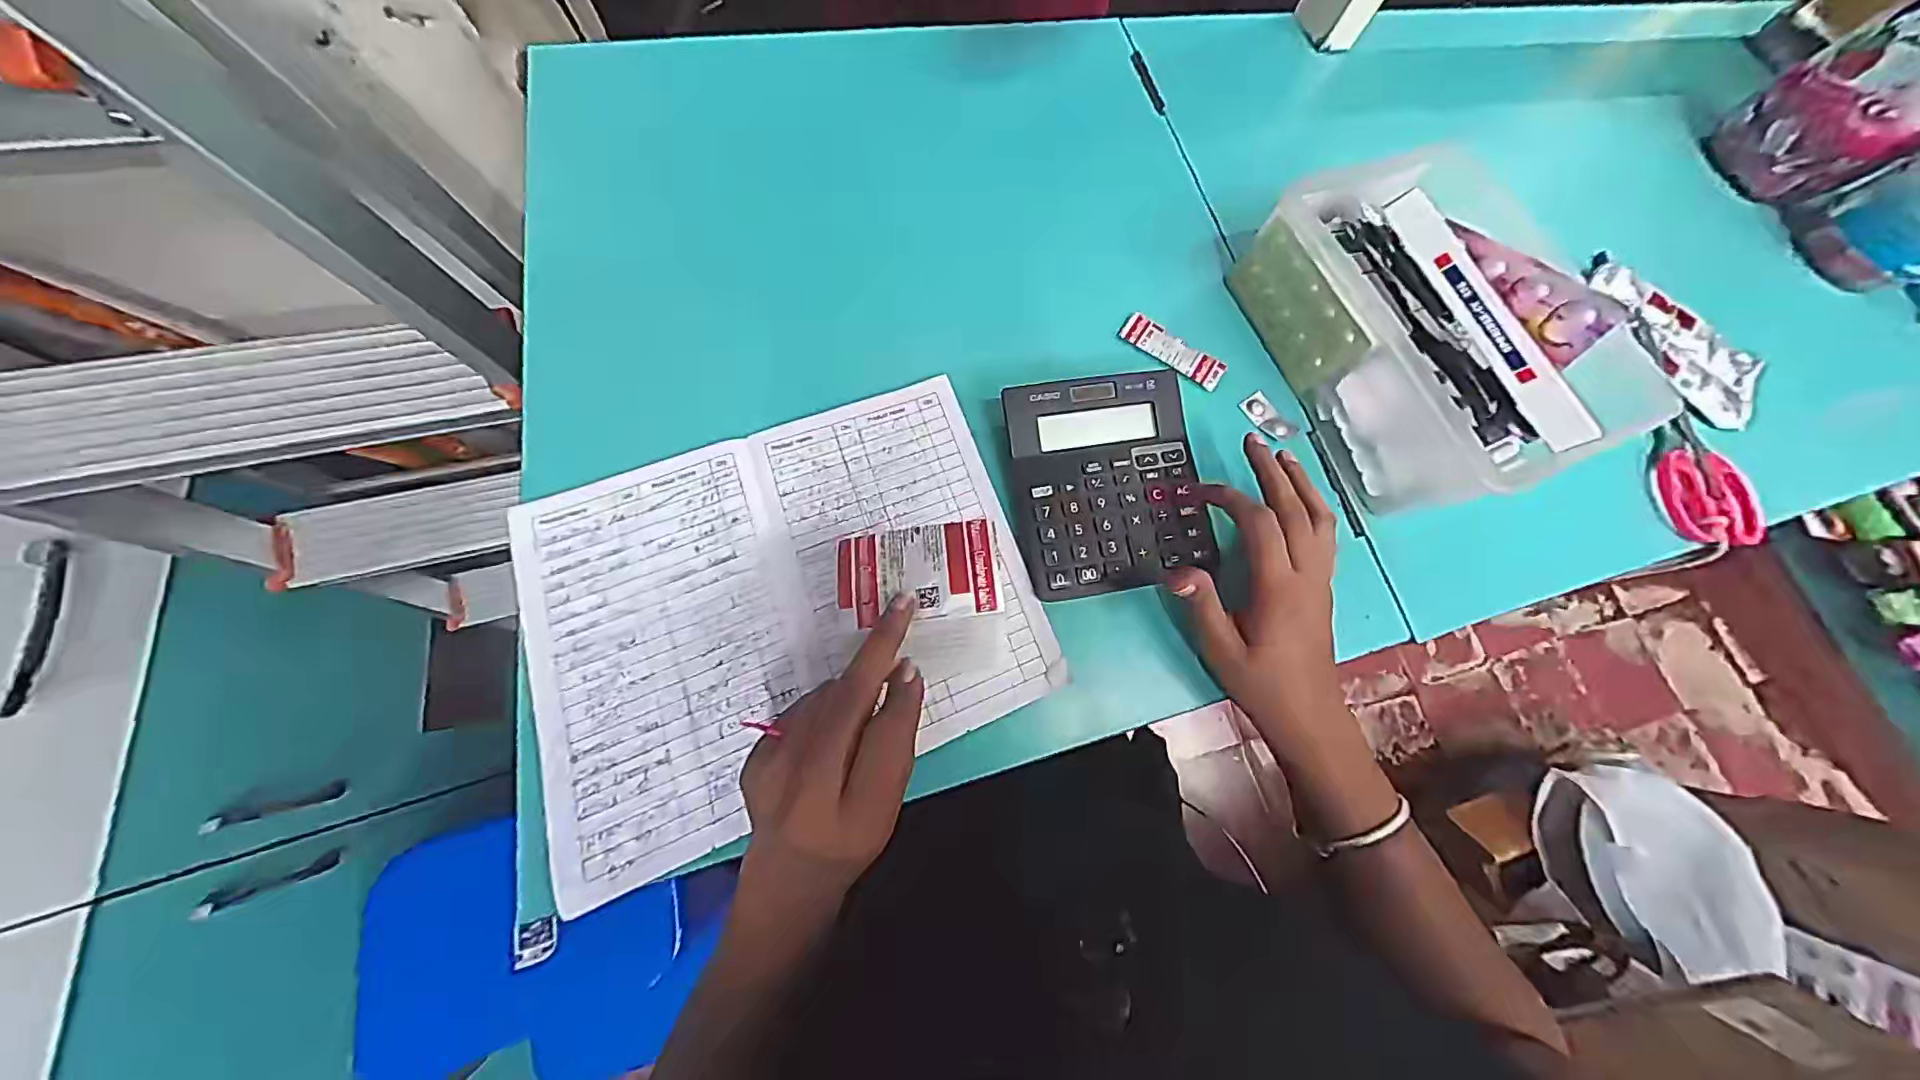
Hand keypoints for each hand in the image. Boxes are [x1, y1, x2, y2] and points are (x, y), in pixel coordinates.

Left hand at [737, 592, 923, 909]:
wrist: (789, 877)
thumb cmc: (851, 841)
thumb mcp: (888, 800)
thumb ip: (897, 738)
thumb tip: (904, 675)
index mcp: (839, 796)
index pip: (869, 711)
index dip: (887, 660)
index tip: (902, 609)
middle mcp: (795, 775)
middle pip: (842, 697)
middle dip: (873, 667)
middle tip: (895, 640)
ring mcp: (768, 763)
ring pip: (821, 699)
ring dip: (848, 698)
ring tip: (856, 735)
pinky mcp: (755, 755)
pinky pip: (801, 711)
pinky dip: (823, 712)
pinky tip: (827, 744)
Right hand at [1166, 433, 1340, 729]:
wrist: (1309, 712)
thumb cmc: (1261, 683)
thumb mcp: (1221, 649)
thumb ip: (1201, 605)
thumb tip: (1178, 570)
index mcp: (1279, 587)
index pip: (1259, 525)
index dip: (1231, 499)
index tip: (1202, 491)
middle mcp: (1306, 575)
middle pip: (1295, 509)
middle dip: (1273, 472)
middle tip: (1253, 443)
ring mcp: (1320, 579)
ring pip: (1318, 518)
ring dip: (1301, 483)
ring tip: (1283, 458)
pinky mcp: (1324, 586)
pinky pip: (1326, 534)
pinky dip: (1314, 506)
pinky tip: (1302, 500)